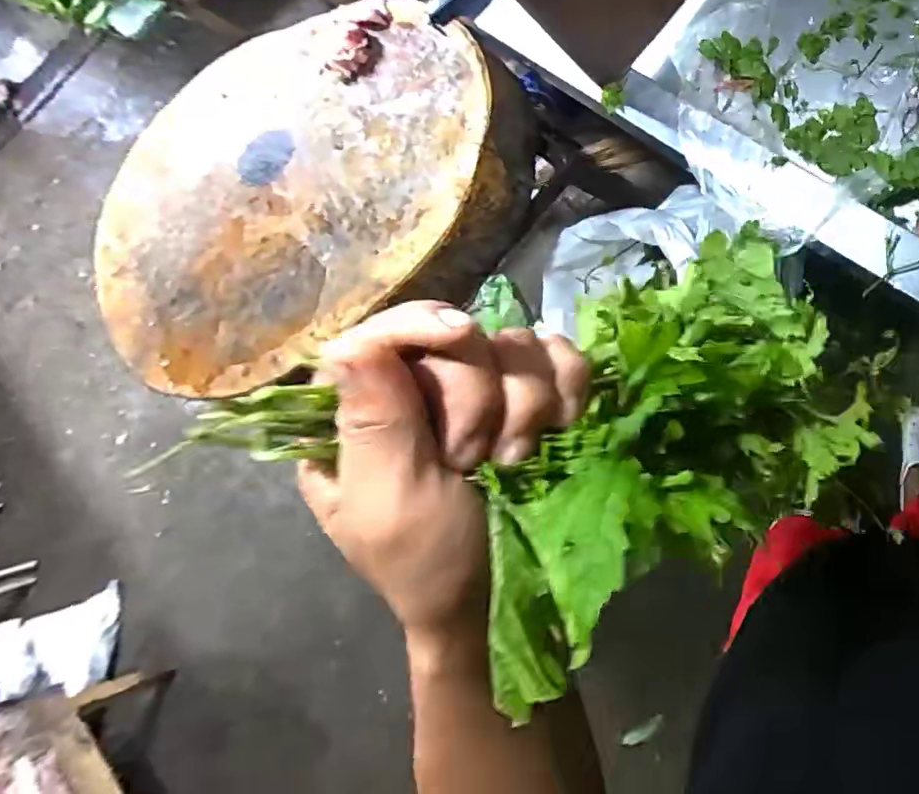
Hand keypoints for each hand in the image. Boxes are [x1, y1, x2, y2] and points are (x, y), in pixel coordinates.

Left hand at [296, 301, 589, 648]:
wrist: (508, 594)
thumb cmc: (431, 561)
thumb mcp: (391, 503)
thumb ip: (374, 421)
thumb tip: (349, 341)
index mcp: (362, 412)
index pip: (383, 330)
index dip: (422, 323)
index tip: (460, 336)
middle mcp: (426, 387)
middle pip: (461, 335)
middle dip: (479, 397)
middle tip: (475, 458)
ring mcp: (487, 386)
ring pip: (517, 342)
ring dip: (528, 402)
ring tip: (516, 457)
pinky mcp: (537, 392)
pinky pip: (561, 354)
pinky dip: (569, 383)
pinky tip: (565, 422)